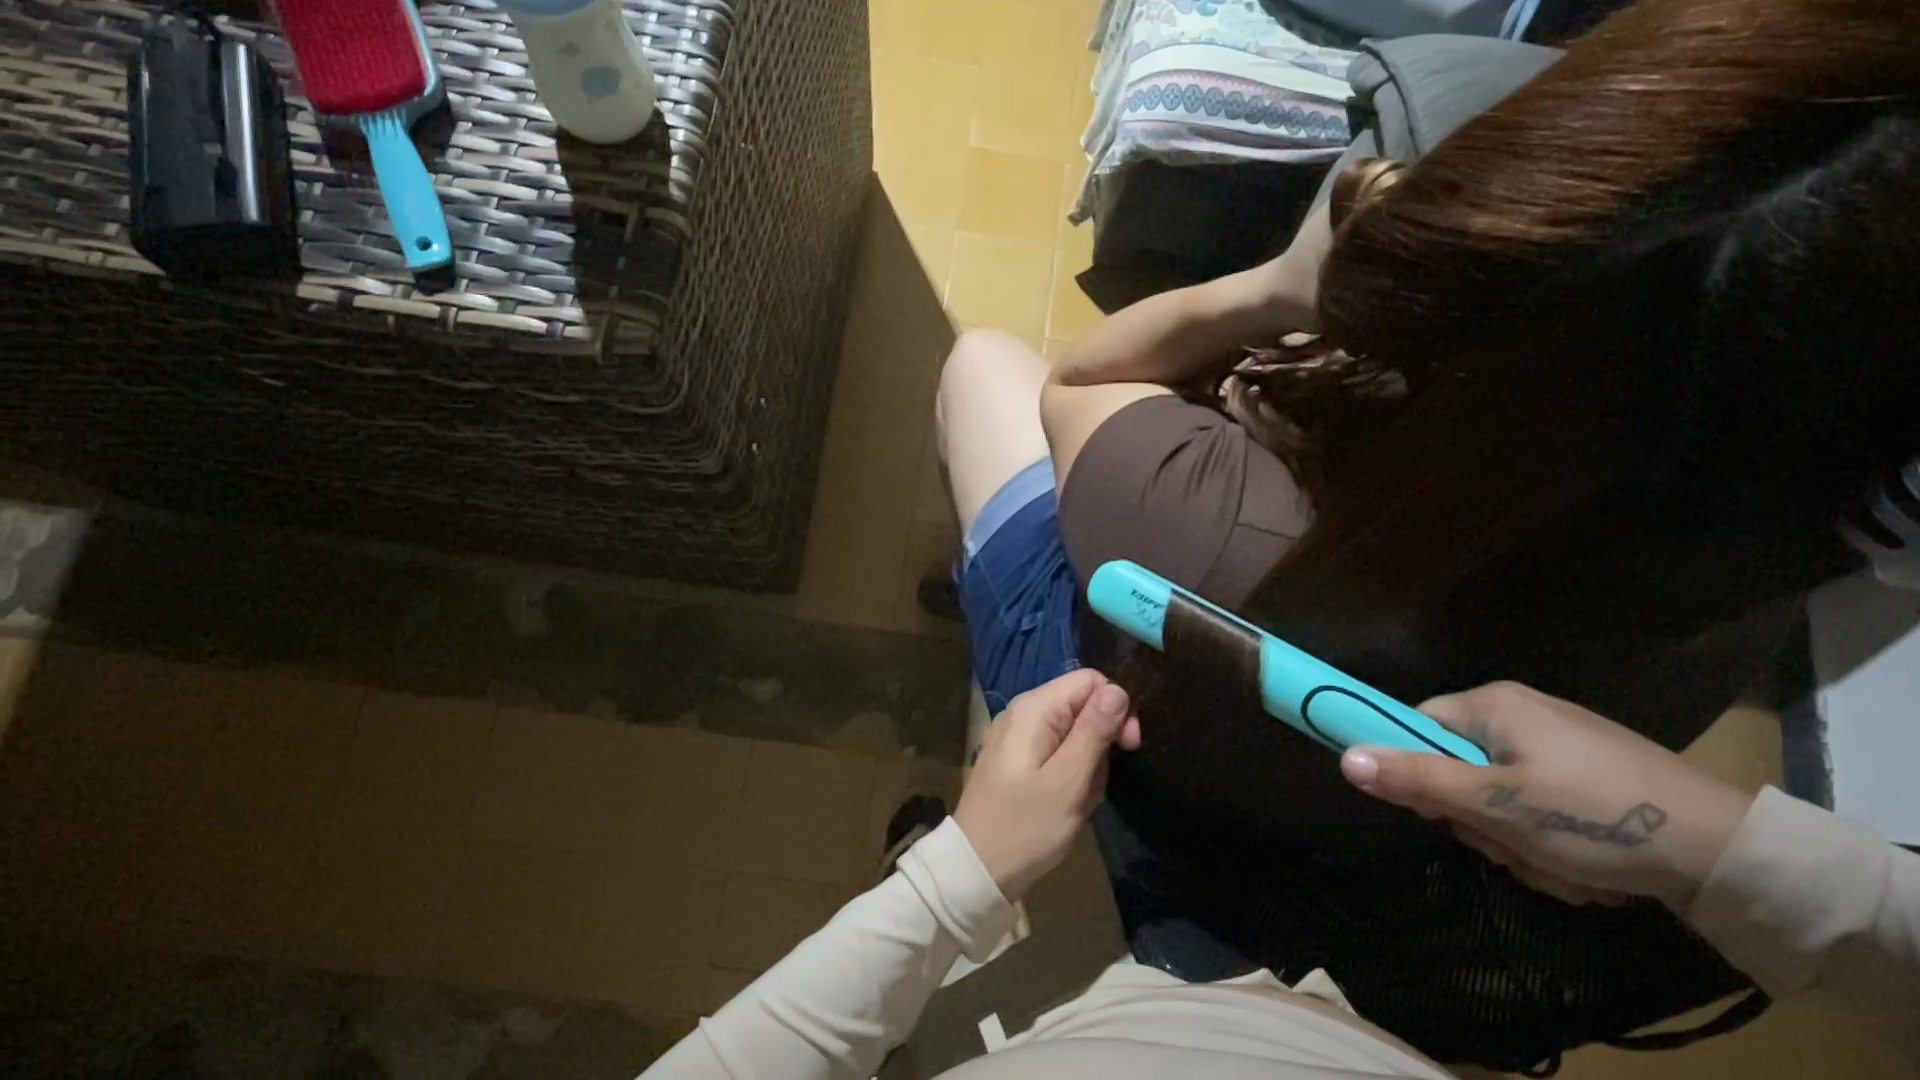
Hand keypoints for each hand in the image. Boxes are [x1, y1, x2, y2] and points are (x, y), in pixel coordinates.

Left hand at [954, 670, 1140, 899]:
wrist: (977, 868)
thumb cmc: (1025, 826)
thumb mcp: (1069, 780)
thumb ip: (1094, 731)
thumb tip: (1117, 689)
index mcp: (1034, 708)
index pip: (1090, 681)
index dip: (1116, 707)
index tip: (1129, 746)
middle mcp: (1024, 713)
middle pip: (1083, 706)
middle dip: (1101, 743)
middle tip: (1097, 784)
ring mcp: (1019, 737)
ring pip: (1075, 735)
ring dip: (1088, 767)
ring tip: (1078, 801)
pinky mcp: (1019, 761)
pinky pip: (1059, 755)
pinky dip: (1071, 777)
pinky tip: (1067, 805)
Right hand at [1339, 681, 1754, 908]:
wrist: (1725, 851)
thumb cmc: (1594, 817)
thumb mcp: (1497, 806)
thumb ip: (1418, 781)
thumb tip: (1344, 759)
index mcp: (1494, 705)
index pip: (1416, 725)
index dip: (1416, 771)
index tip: (1439, 811)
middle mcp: (1522, 713)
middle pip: (1456, 769)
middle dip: (1478, 821)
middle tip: (1511, 843)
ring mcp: (1560, 745)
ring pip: (1498, 799)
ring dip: (1515, 841)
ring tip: (1557, 862)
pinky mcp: (1591, 777)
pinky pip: (1539, 810)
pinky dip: (1550, 843)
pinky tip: (1581, 865)